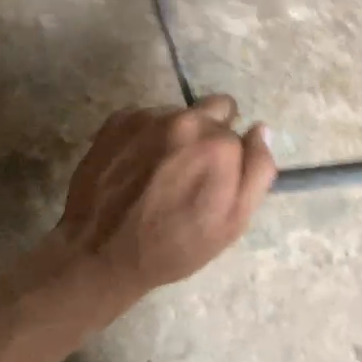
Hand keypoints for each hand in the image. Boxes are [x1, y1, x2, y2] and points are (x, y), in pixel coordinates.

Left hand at [52, 96, 277, 305]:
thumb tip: (260, 129)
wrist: (101, 251)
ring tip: (158, 173)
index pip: (238, 134)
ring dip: (175, 134)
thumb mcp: (232, 223)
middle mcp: (184, 119)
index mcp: (218, 144)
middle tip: (190, 172)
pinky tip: (136, 166)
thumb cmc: (174, 245)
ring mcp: (147, 116)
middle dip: (208, 134)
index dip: (229, 159)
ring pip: (177, 114)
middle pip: (212, 110)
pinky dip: (145, 136)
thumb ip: (257, 171)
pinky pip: (145, 117)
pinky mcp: (118, 119)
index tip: (213, 181)